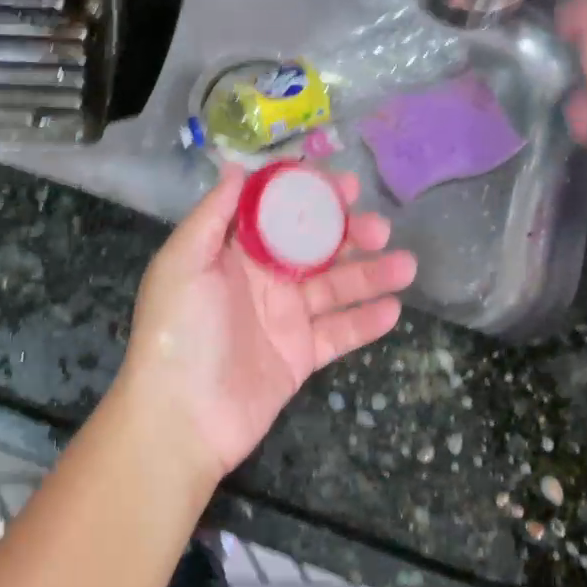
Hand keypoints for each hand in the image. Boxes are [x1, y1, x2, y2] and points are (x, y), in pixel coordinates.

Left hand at [113, 166, 415, 480]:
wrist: (183, 416)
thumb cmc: (180, 331)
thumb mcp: (185, 262)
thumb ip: (213, 215)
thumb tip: (236, 169)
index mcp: (230, 254)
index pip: (275, 215)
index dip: (308, 198)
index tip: (344, 185)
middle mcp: (259, 281)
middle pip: (312, 249)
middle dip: (347, 235)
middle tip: (380, 228)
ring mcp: (282, 320)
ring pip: (333, 289)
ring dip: (370, 275)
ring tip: (407, 264)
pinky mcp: (299, 357)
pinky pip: (338, 334)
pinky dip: (365, 321)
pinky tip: (395, 308)